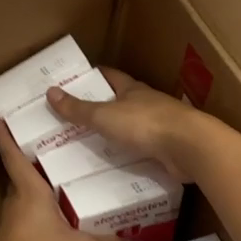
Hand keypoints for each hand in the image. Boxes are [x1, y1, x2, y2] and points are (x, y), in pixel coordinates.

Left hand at [0, 117, 128, 240]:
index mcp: (30, 191)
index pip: (13, 156)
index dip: (4, 136)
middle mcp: (16, 200)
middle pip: (21, 175)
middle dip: (32, 162)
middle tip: (52, 151)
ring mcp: (10, 221)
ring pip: (23, 197)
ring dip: (36, 190)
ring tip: (61, 185)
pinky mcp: (10, 239)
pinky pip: (25, 218)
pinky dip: (38, 214)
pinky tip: (56, 221)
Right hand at [47, 68, 207, 182]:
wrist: (190, 148)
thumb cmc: (145, 124)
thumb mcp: (104, 116)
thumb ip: (78, 108)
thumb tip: (50, 91)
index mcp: (133, 90)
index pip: (111, 76)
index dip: (96, 75)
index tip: (79, 78)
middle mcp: (149, 104)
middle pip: (124, 101)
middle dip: (106, 106)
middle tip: (82, 115)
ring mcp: (163, 127)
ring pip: (137, 127)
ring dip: (121, 133)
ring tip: (98, 143)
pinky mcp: (171, 150)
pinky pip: (146, 151)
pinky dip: (134, 156)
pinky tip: (122, 165)